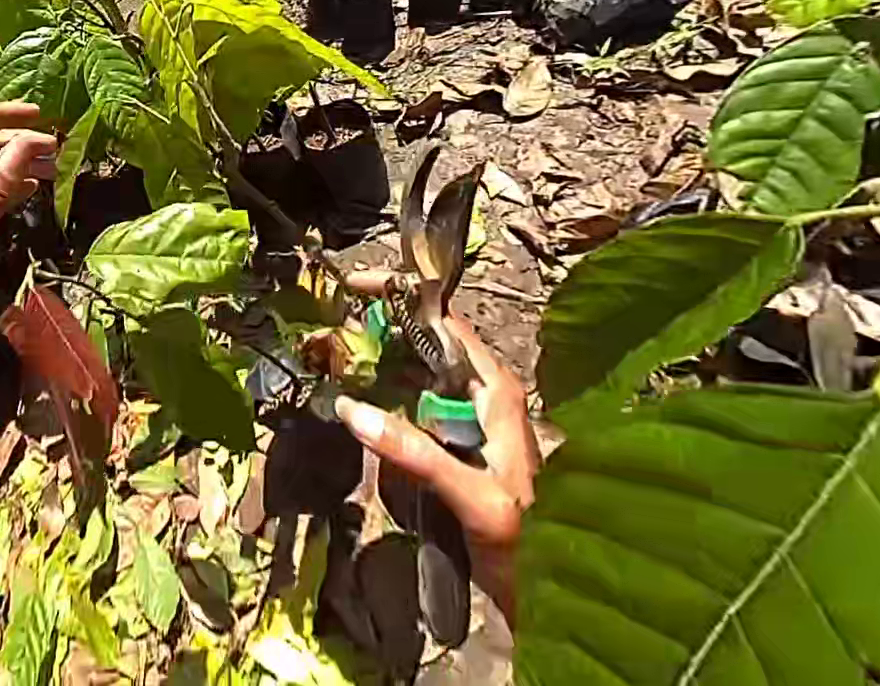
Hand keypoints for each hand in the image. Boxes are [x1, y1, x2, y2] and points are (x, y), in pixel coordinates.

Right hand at [333, 312, 539, 621]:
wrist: (551, 592)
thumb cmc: (524, 541)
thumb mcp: (472, 496)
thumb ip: (414, 453)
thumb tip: (350, 408)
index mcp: (491, 387)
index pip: (443, 319)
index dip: (399, 294)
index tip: (354, 286)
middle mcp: (476, 388)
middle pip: (420, 337)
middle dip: (375, 325)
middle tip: (329, 324)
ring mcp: (461, 412)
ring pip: (411, 366)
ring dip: (371, 355)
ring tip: (329, 351)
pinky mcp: (447, 436)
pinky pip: (406, 397)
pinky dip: (376, 387)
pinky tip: (350, 391)